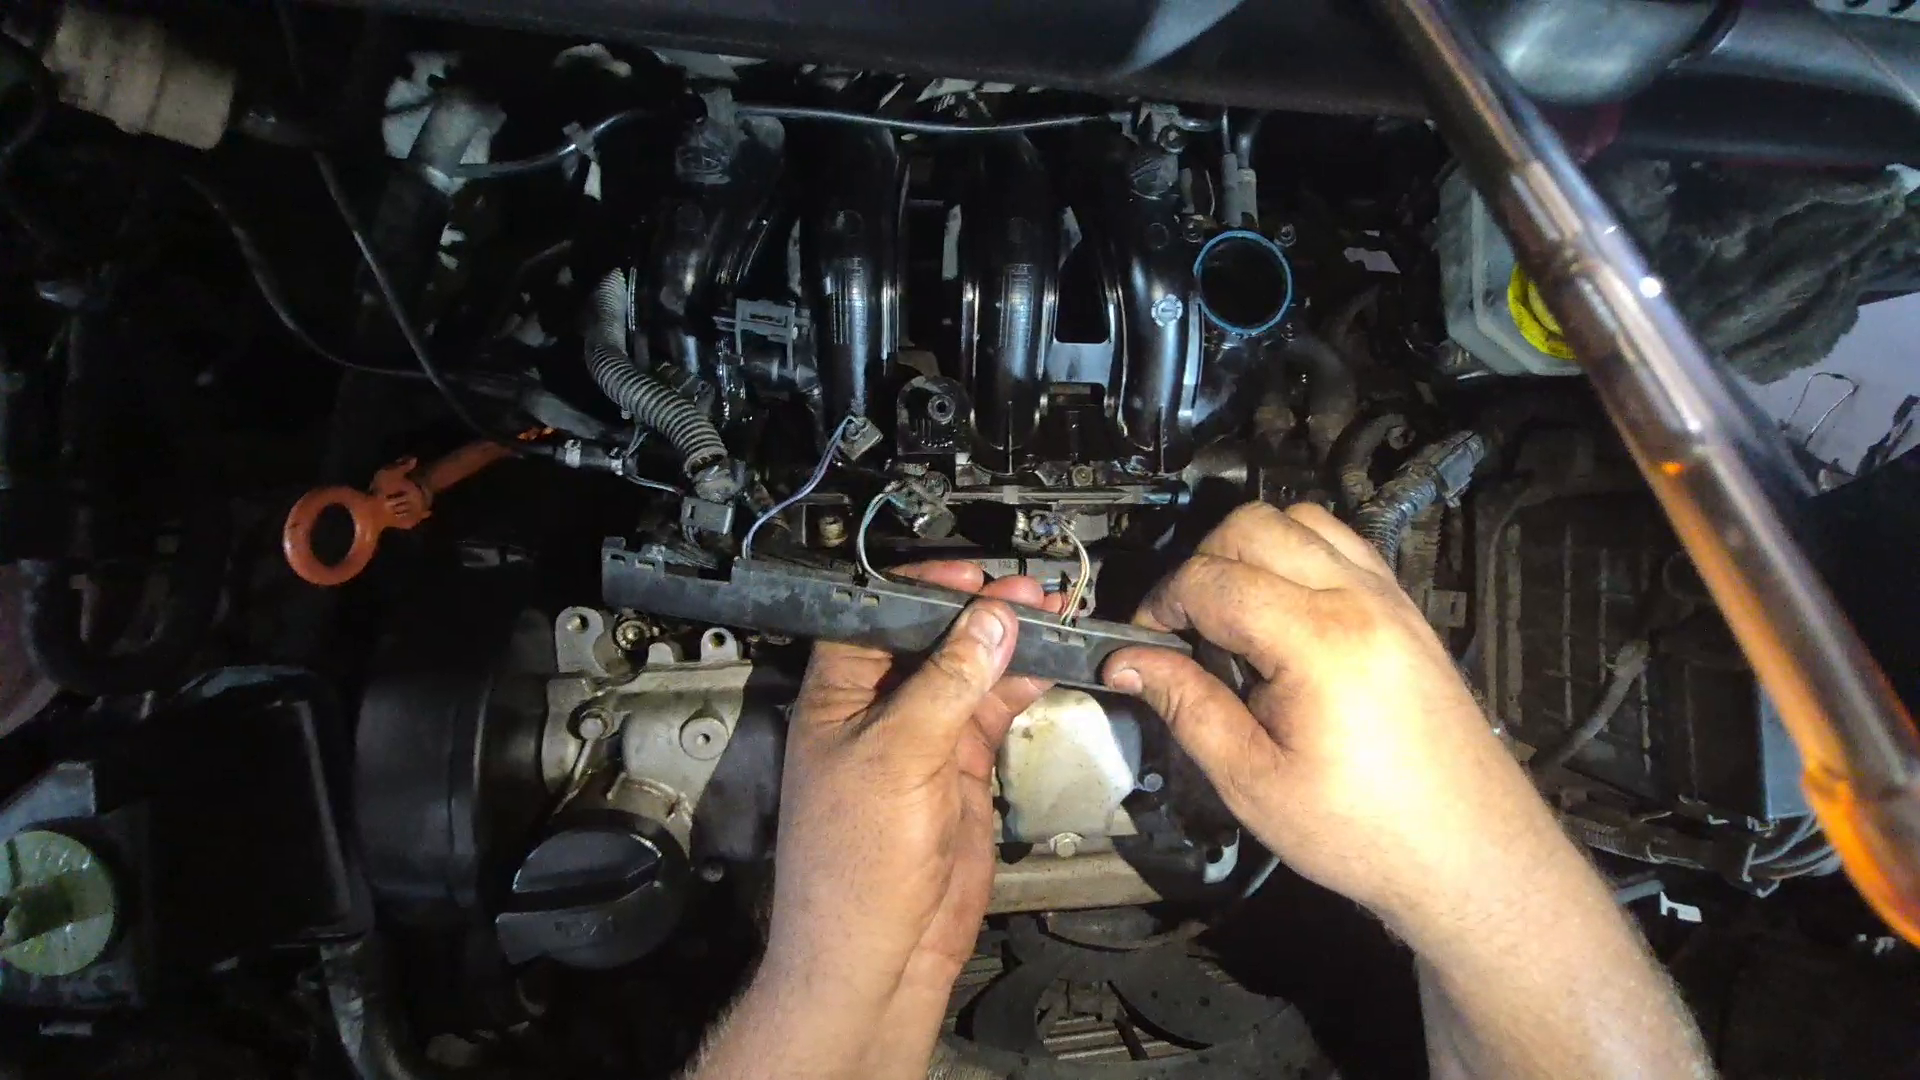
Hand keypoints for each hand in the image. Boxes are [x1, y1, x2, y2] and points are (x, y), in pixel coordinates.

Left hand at [693, 562, 1054, 1079]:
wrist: (882, 956)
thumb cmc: (856, 859)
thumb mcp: (898, 756)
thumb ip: (948, 683)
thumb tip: (990, 619)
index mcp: (840, 693)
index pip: (879, 616)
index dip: (925, 589)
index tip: (973, 575)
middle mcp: (881, 706)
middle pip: (933, 640)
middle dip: (978, 613)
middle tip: (1028, 593)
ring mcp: (924, 735)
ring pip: (969, 672)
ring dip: (1007, 644)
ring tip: (1051, 615)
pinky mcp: (960, 765)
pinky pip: (991, 711)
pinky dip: (1019, 685)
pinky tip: (1046, 663)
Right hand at [1101, 503, 1709, 1078]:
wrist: (1476, 859)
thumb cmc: (1363, 831)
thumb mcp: (1252, 780)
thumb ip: (1184, 705)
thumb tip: (1124, 662)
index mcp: (1319, 640)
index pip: (1211, 580)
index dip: (1161, 605)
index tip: (1145, 644)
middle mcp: (1358, 599)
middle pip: (1250, 527)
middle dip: (1199, 565)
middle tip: (1184, 626)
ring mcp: (1389, 596)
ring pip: (1296, 519)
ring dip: (1246, 549)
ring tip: (1230, 610)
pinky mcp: (1405, 608)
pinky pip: (1338, 541)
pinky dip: (1293, 551)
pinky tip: (1279, 605)